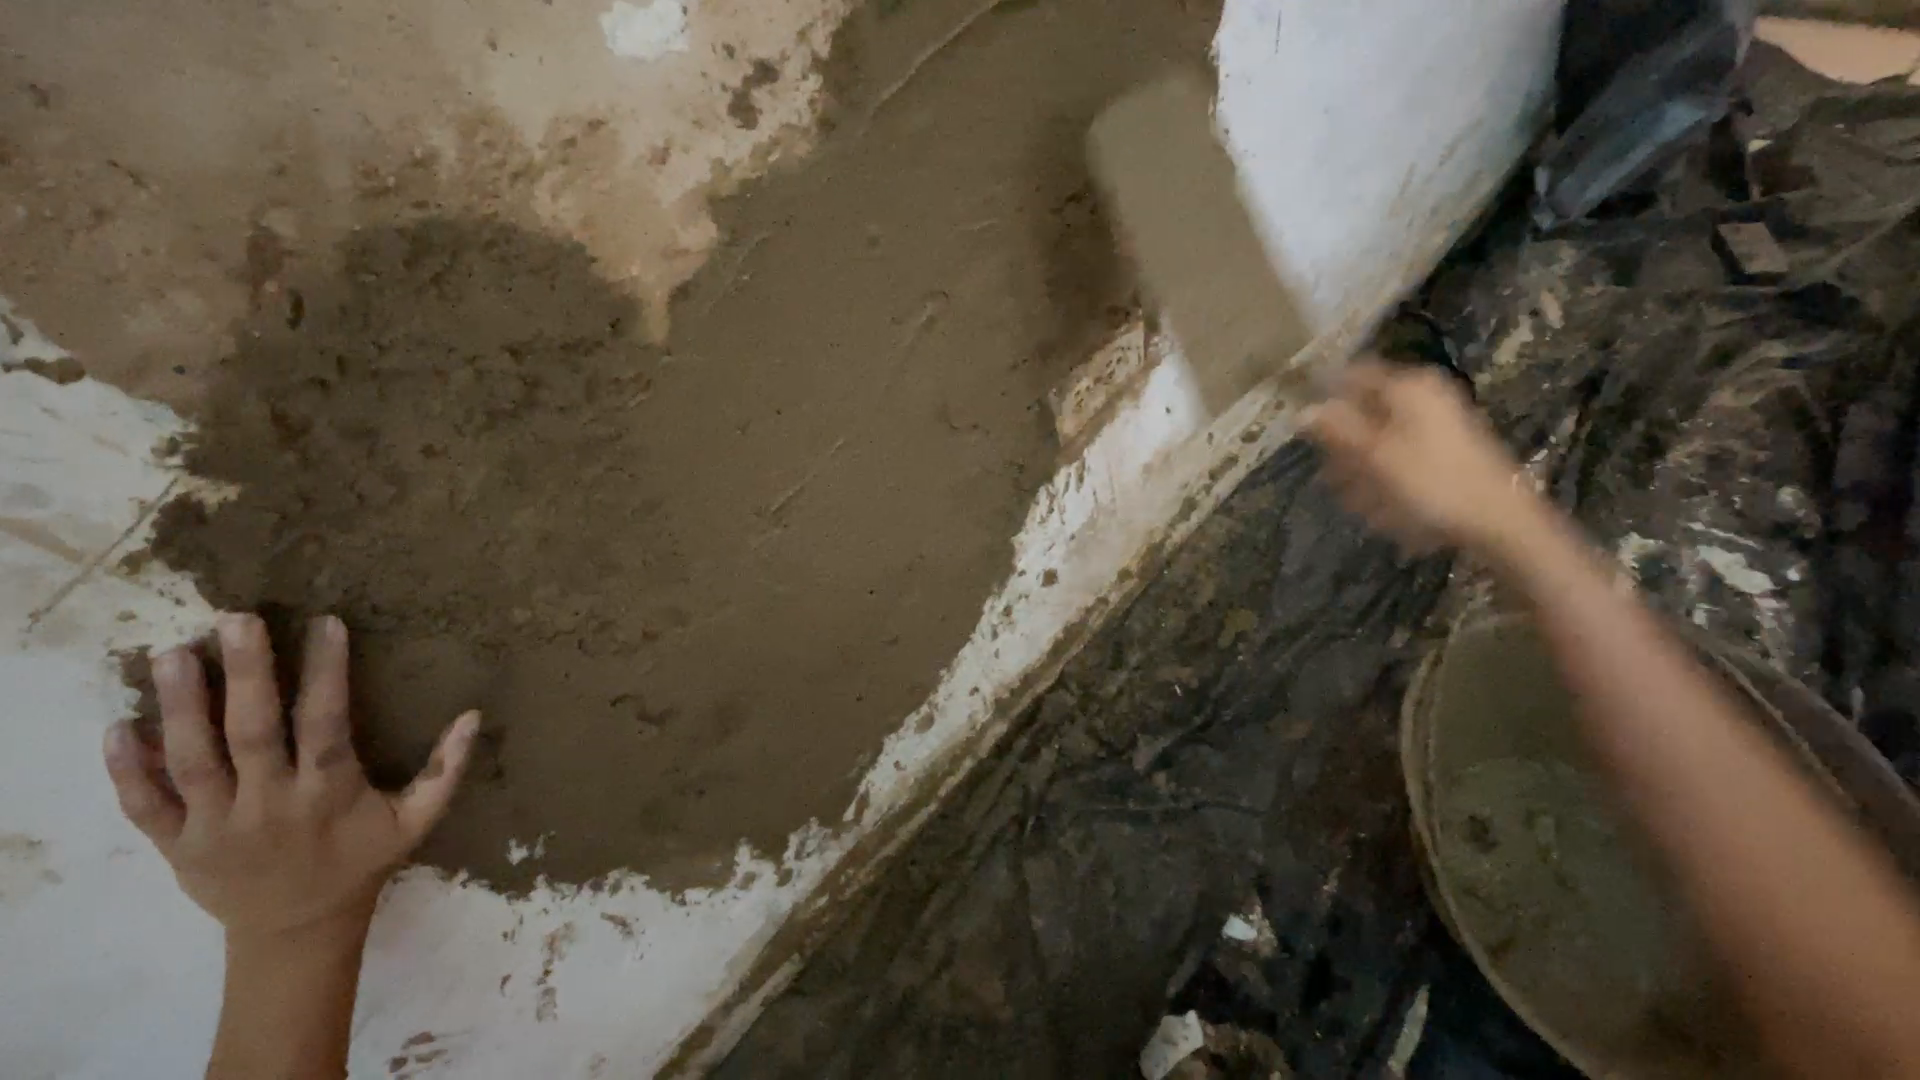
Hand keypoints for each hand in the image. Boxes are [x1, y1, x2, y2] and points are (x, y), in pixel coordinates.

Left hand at [104, 613, 477, 941]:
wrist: (298, 930)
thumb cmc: (363, 862)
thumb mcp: (417, 819)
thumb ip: (445, 769)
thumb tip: (473, 715)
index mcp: (328, 792)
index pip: (325, 722)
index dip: (326, 672)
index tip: (326, 623)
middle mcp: (269, 803)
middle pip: (251, 731)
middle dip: (246, 672)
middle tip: (236, 619)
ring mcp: (216, 825)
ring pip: (191, 759)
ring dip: (181, 705)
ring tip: (172, 653)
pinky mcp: (175, 845)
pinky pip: (144, 805)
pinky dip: (125, 768)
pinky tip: (117, 726)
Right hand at [1306, 359, 1534, 551]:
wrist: (1498, 519)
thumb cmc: (1432, 483)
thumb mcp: (1375, 456)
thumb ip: (1337, 429)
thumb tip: (1301, 410)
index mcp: (1408, 387)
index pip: (1352, 374)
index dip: (1324, 395)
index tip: (1305, 425)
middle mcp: (1423, 396)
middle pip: (1364, 410)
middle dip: (1344, 445)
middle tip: (1335, 476)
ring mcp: (1437, 422)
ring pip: (1379, 438)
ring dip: (1362, 468)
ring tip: (1362, 500)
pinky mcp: (1445, 449)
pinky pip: (1399, 457)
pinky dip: (1386, 478)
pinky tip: (1385, 506)